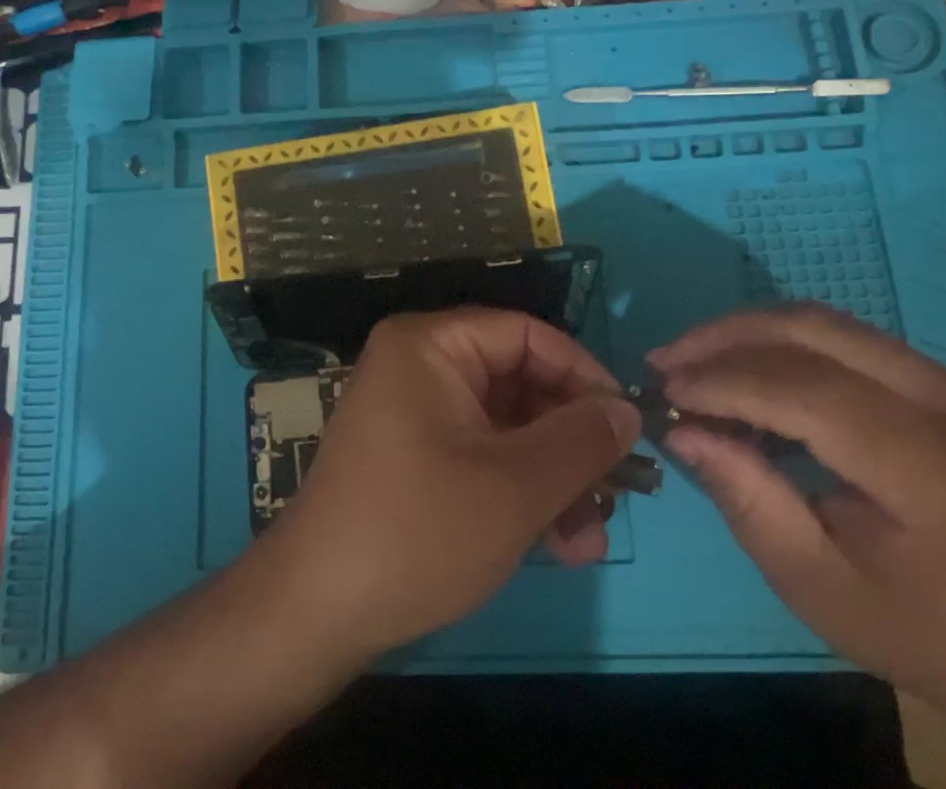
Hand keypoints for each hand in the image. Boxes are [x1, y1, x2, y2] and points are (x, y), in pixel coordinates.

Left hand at [264, 308, 639, 655]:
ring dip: (554, 483)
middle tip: (618, 494)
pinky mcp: (412, 465)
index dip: (584, 376)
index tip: (627, 427)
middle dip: (572, 446)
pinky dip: (519, 496)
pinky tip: (558, 549)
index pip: (528, 335)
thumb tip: (626, 410)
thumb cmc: (421, 530)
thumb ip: (582, 439)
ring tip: (589, 543)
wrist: (318, 610)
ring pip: (506, 432)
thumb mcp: (517, 484)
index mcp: (429, 347)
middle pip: (520, 385)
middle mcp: (417, 370)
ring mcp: (412, 419)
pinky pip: (480, 461)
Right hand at [647, 304, 945, 705]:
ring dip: (750, 332)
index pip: (815, 394)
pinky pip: (851, 340)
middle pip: (823, 333)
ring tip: (689, 360)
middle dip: (729, 337)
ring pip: (834, 323)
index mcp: (939, 475)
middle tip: (664, 361)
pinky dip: (783, 346)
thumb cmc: (914, 630)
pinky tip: (742, 371)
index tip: (664, 392)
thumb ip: (747, 498)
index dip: (729, 382)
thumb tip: (680, 429)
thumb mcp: (812, 582)